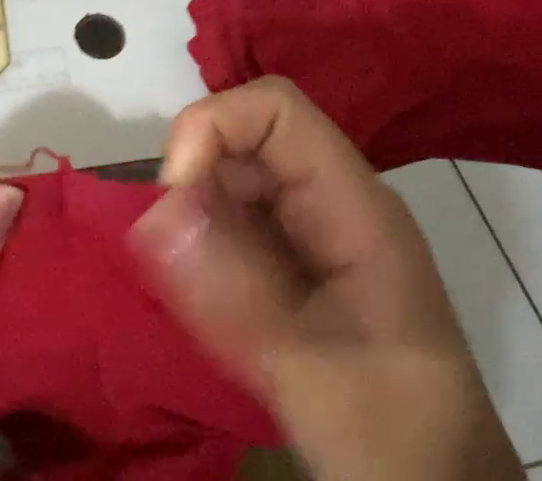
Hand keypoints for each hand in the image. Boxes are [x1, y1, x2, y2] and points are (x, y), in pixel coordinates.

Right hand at [131, 77, 523, 480]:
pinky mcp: (293, 260)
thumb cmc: (389, 431)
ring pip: (232, 180)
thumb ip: (230, 289)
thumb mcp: (305, 364)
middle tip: (177, 255)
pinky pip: (232, 222)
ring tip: (195, 290)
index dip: (214, 126)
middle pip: (246, 139)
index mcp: (353, 206)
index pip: (276, 110)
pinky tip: (208, 302)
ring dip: (194, 218)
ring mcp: (312, 230)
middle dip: (195, 181)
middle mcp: (332, 201)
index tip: (175, 191)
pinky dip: (201, 247)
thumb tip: (152, 215)